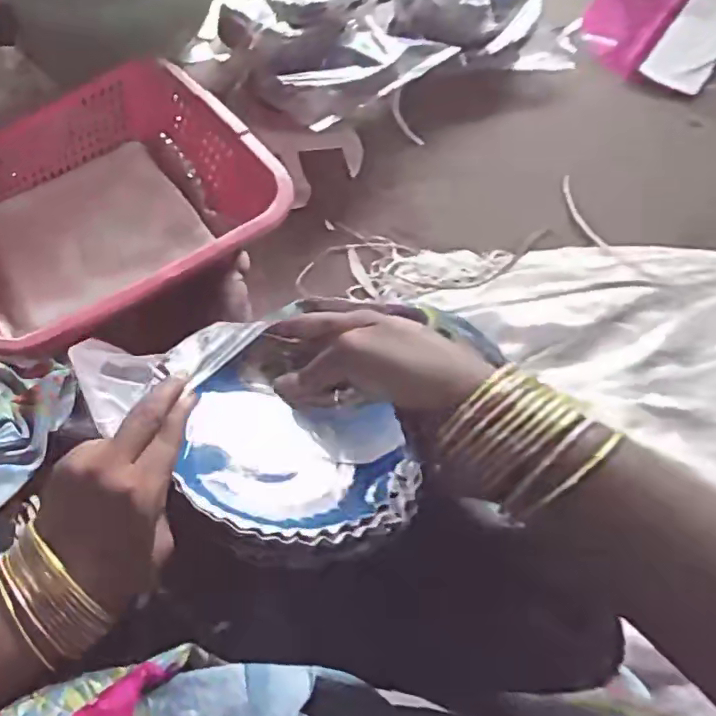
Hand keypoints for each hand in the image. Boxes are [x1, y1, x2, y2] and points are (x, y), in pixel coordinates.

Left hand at [32, 377, 195, 615]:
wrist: (59, 579)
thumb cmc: (120, 571)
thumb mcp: (159, 541)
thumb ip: (160, 499)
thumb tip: (157, 476)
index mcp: (141, 488)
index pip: (166, 438)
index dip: (180, 412)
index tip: (191, 392)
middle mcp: (110, 465)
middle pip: (141, 417)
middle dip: (162, 394)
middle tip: (177, 376)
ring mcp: (82, 460)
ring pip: (114, 436)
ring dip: (128, 440)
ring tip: (134, 456)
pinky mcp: (63, 463)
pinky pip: (93, 449)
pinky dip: (105, 455)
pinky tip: (106, 473)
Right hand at [269, 302, 496, 416]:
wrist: (464, 394)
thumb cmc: (405, 363)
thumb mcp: (352, 356)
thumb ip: (313, 370)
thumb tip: (279, 387)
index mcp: (353, 317)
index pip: (304, 320)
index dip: (277, 329)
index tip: (250, 343)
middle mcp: (363, 329)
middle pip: (316, 337)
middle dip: (289, 348)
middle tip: (262, 366)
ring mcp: (378, 354)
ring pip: (329, 360)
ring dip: (308, 371)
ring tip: (286, 386)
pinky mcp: (389, 380)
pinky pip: (346, 381)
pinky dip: (328, 388)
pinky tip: (320, 398)